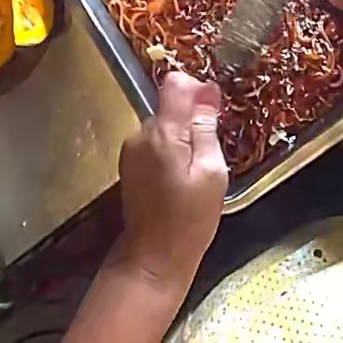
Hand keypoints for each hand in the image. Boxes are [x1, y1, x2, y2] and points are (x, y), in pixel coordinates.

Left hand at [114, 73, 228, 290]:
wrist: (152, 258)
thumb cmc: (189, 220)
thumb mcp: (212, 173)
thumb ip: (206, 128)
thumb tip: (208, 91)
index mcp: (164, 134)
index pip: (176, 84)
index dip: (198, 89)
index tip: (213, 110)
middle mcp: (142, 134)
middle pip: (170, 104)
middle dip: (192, 118)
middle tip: (210, 150)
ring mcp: (132, 148)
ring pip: (164, 123)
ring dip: (182, 136)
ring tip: (196, 169)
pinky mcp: (129, 161)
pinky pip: (155, 140)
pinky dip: (170, 149)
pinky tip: (180, 176)